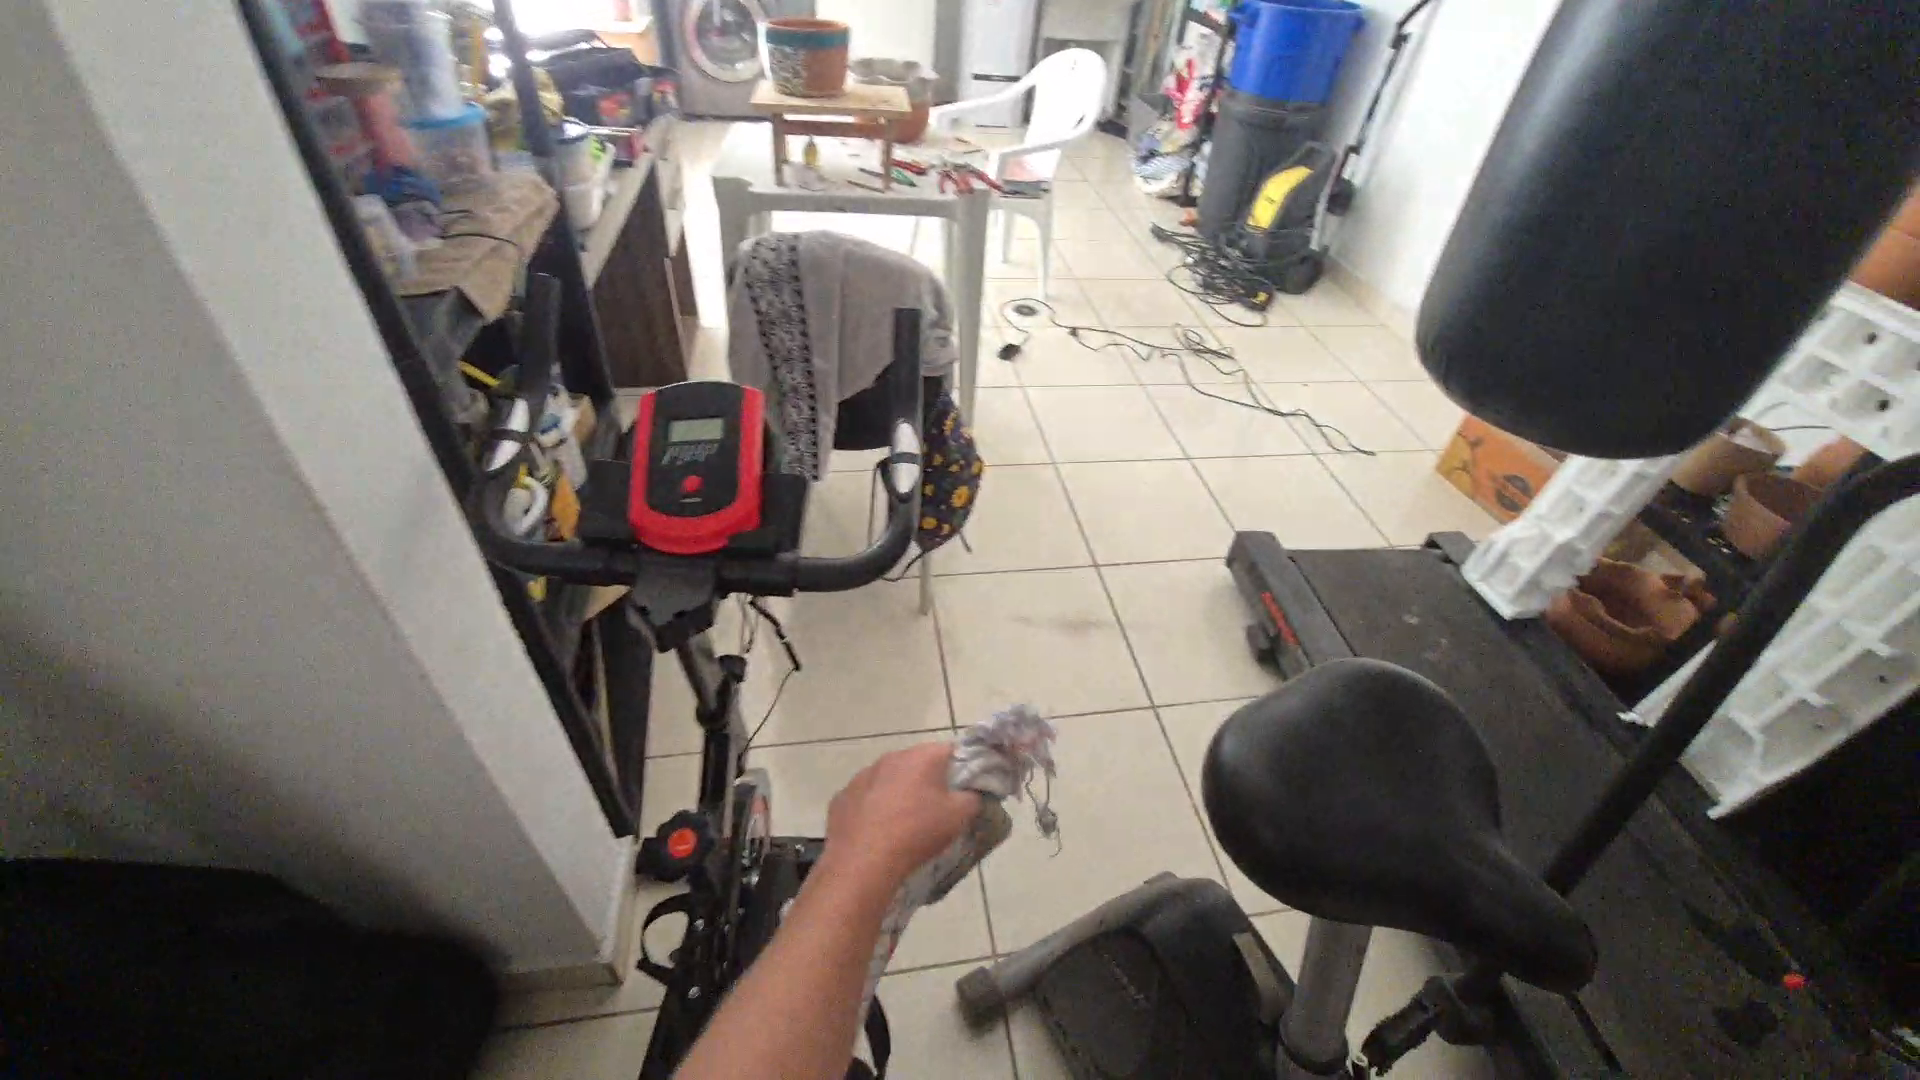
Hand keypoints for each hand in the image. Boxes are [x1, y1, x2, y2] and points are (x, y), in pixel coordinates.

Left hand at [821, 742, 980, 893]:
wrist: (862, 862)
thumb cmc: (916, 832)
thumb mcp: (958, 817)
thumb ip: (973, 798)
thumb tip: (972, 793)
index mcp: (920, 757)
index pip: (950, 751)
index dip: (961, 768)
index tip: (963, 789)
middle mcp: (890, 757)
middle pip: (917, 764)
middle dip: (928, 781)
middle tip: (936, 809)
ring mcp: (862, 776)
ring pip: (888, 780)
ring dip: (898, 794)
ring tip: (904, 824)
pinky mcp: (842, 797)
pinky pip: (865, 798)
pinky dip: (873, 810)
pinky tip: (877, 833)